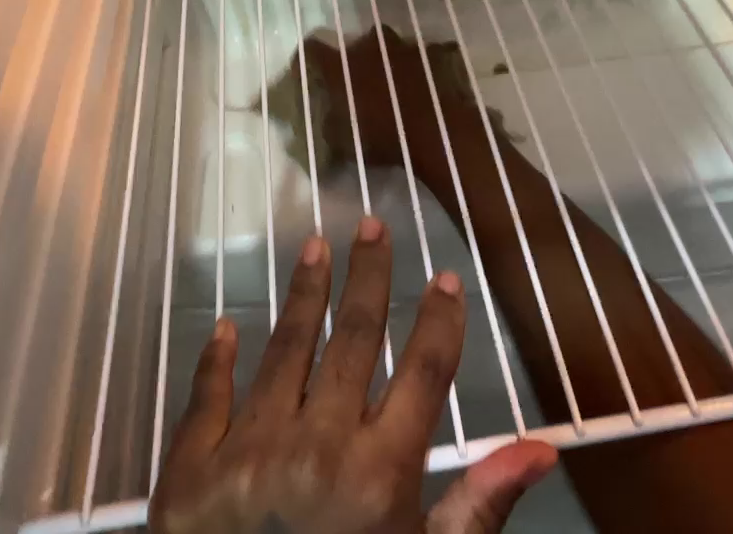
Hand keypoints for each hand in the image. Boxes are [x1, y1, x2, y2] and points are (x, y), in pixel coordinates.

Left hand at [150, 217, 557, 533]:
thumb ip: (480, 506)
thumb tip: (541, 448)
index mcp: (381, 473)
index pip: (422, 373)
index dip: (438, 321)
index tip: (445, 277)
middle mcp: (317, 444)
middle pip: (352, 340)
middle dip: (367, 278)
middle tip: (372, 226)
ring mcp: (248, 450)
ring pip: (284, 350)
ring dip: (303, 295)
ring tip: (315, 246)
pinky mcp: (190, 469)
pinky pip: (206, 396)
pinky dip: (216, 359)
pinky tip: (225, 326)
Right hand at [296, 26, 476, 168]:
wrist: (435, 133)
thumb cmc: (381, 137)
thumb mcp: (342, 141)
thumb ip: (328, 123)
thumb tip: (324, 120)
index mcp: (341, 64)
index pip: (312, 48)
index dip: (309, 57)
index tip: (311, 69)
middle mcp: (368, 46)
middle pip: (355, 45)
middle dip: (357, 61)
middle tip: (361, 84)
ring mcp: (402, 46)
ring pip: (389, 48)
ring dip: (388, 62)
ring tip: (394, 85)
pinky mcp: (431, 53)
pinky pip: (420, 56)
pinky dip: (418, 68)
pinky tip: (422, 86)